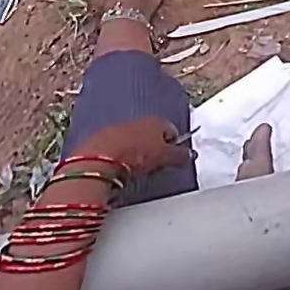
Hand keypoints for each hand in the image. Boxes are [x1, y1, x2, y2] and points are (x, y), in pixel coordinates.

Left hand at [69, 116, 189, 176]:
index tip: (169, 161)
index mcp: (158, 120)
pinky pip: (117, 148)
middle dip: (154, 150)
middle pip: (153, 135)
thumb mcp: (164, 157)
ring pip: (134, 141)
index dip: (173, 147)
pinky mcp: (102, 139)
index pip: (173, 131)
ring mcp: (120, 128)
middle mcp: (140, 119)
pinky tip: (118, 168)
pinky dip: (120, 156)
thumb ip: (180, 155)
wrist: (99, 159)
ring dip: (136, 154)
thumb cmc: (136, 154)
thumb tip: (191, 155)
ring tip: (134, 170)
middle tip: (153, 167)